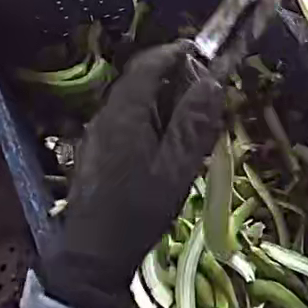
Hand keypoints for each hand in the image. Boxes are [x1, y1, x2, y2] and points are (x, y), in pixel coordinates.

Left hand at [40, 41, 224, 307]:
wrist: (93, 255)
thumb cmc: (138, 210)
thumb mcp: (176, 168)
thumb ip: (194, 123)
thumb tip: (214, 81)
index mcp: (124, 112)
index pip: (148, 64)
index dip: (175, 52)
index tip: (202, 51)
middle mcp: (106, 114)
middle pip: (139, 79)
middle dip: (172, 75)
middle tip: (204, 85)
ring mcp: (98, 132)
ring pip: (133, 100)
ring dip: (162, 97)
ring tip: (192, 112)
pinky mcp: (98, 149)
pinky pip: (126, 118)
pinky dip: (150, 115)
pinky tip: (167, 139)